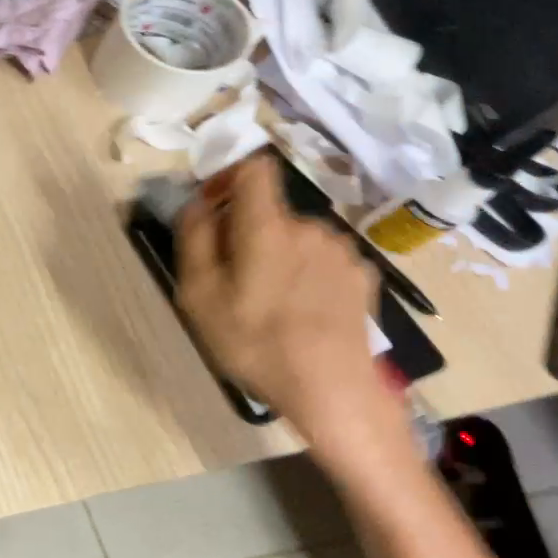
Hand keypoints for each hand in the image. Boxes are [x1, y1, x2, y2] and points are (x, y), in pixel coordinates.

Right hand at [175, 157, 390, 444]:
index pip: (254, 169)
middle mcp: (311, 227)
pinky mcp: (363, 275)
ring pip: (295, 236)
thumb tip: (197, 204)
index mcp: (268, 227)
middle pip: (269, 211)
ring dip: (275, 253)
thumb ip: (194, 239)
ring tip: (264, 299)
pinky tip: (297, 309)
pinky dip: (302, 272)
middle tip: (228, 277)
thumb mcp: (198, 295)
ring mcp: (342, 251)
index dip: (228, 177)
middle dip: (245, 232)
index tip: (211, 207)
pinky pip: (320, 259)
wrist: (330, 387)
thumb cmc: (253, 341)